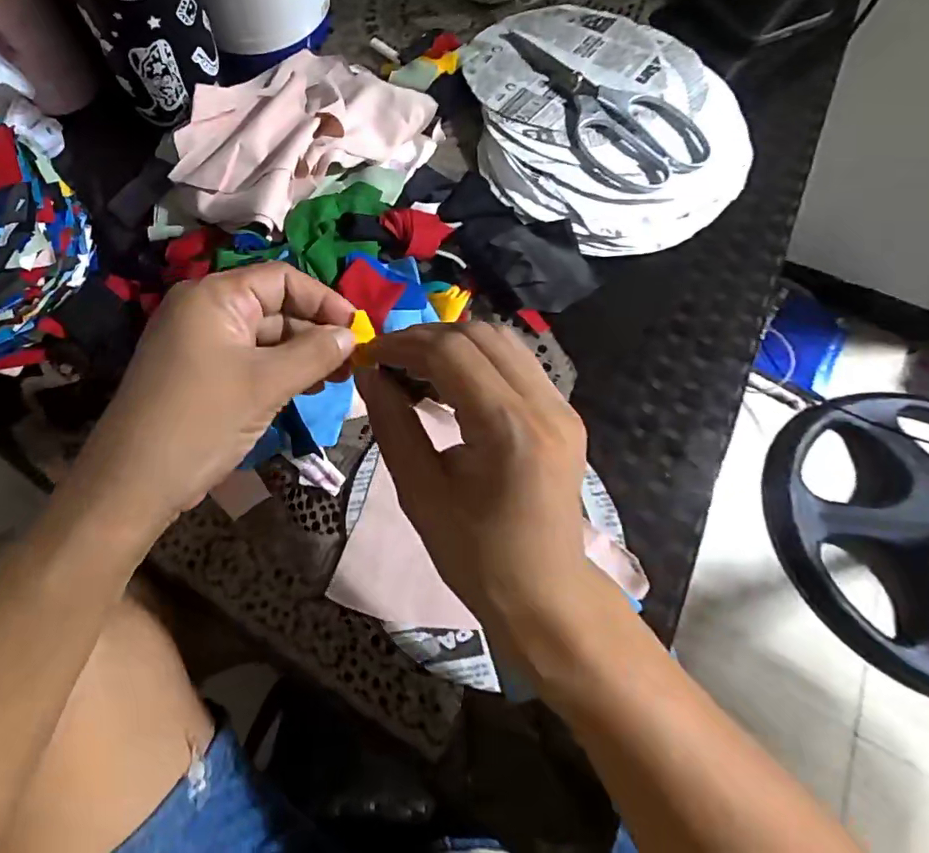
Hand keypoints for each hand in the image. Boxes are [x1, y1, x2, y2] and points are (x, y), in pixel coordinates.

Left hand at [68, 263, 356, 524]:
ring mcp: (192, 340)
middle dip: (312, 331)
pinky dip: (271, 370)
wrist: (134, 477)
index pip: (280, 278)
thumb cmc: (202, 420)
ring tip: (331, 382)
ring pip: (257, 336)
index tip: (358, 331)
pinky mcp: (190, 370)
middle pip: (270, 305)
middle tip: (350, 365)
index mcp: (213, 295)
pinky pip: (240, 358)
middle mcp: (199, 308)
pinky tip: (299, 390)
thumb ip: (314, 353)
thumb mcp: (267, 384)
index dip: (323, 300)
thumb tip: (350, 335)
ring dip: (296, 354)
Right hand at [355, 322, 593, 631]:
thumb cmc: (473, 551)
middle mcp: (544, 406)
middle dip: (424, 337)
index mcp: (507, 428)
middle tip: (386, 361)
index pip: (449, 351)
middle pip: (478, 334)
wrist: (544, 594)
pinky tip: (445, 384)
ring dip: (450, 343)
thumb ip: (391, 422)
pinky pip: (515, 362)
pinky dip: (474, 358)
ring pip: (501, 340)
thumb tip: (368, 374)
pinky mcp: (562, 415)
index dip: (400, 344)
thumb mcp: (418, 488)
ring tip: (412, 369)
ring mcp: (561, 408)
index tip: (367, 358)